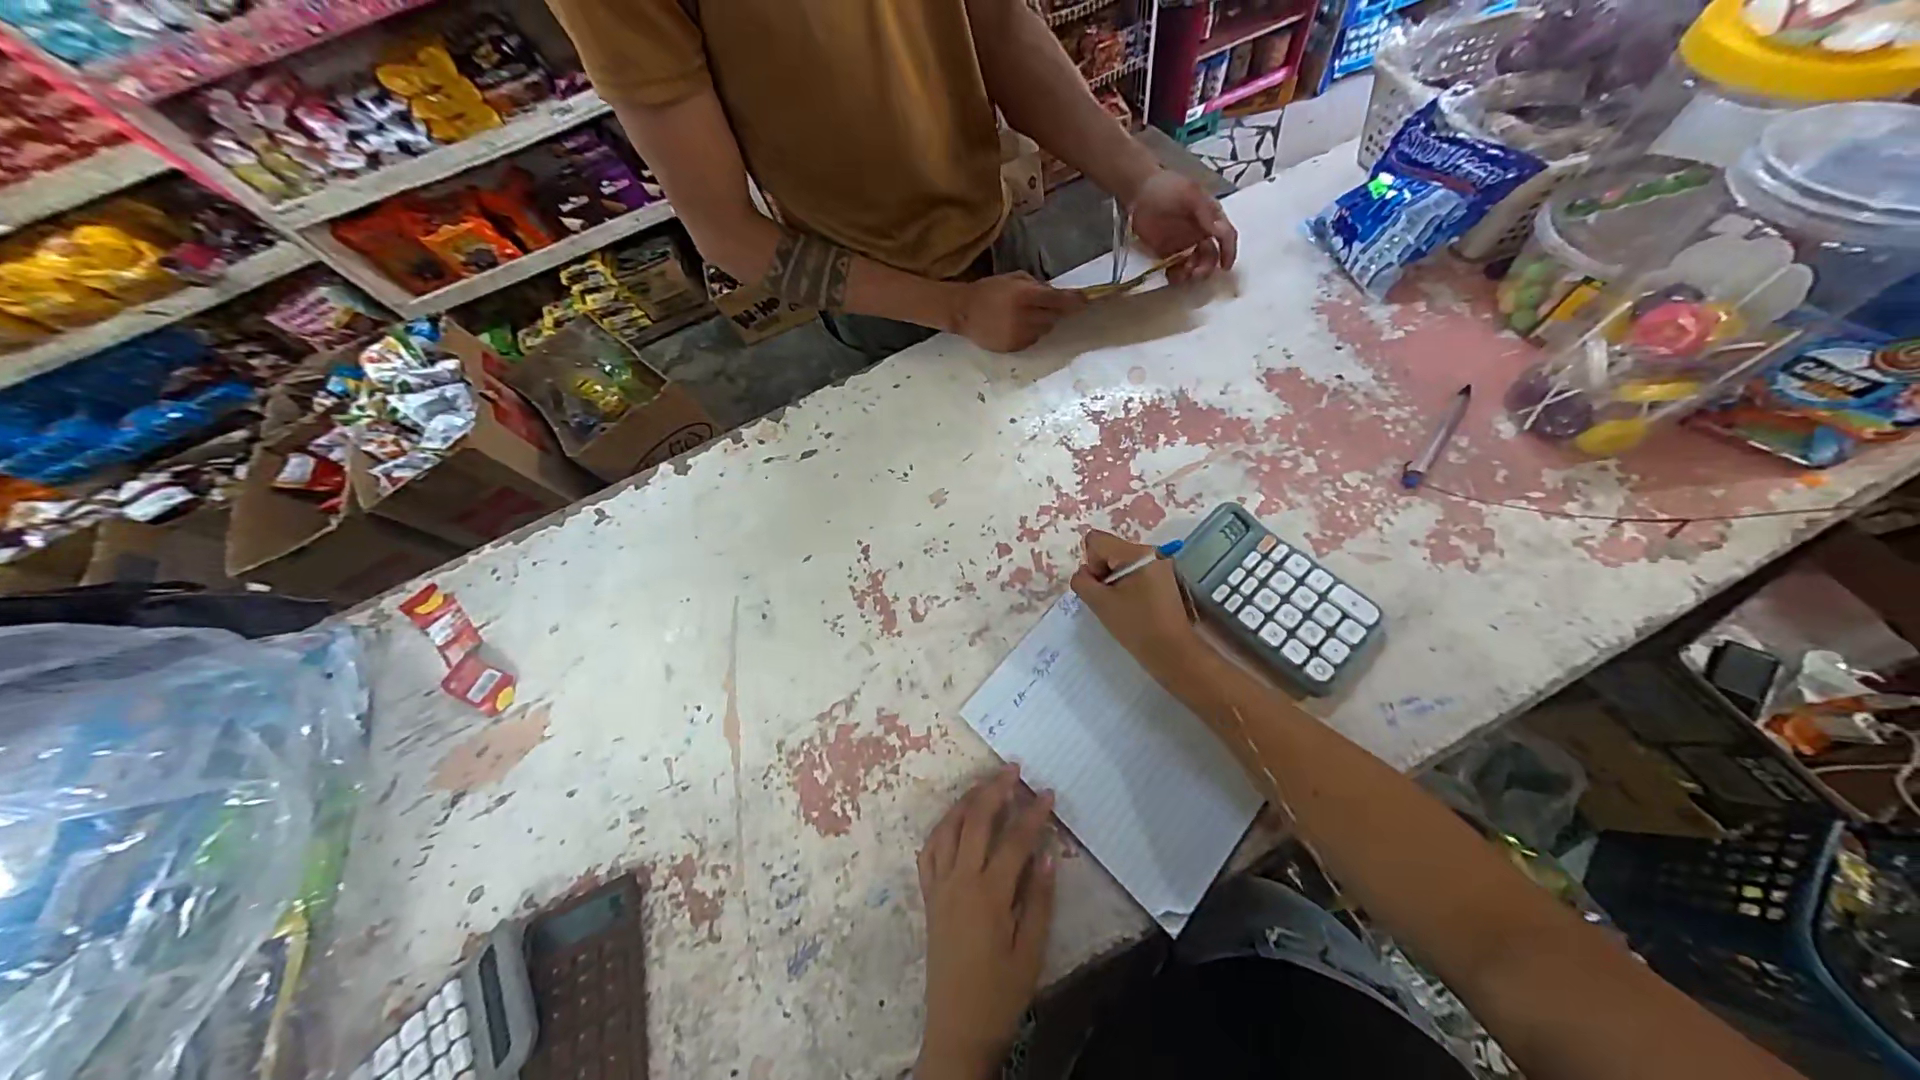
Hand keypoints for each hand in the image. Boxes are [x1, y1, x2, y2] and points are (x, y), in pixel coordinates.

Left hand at [917, 766, 1055, 1079]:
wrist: (957, 1028)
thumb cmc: (1000, 992)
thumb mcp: (1031, 951)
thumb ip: (1039, 899)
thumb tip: (1046, 853)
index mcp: (989, 894)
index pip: (1014, 840)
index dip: (1033, 813)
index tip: (1048, 793)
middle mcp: (960, 881)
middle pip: (975, 821)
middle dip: (995, 791)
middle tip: (1013, 769)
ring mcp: (939, 886)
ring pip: (948, 829)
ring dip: (966, 801)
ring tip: (985, 784)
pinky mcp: (929, 896)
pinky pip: (930, 850)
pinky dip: (942, 828)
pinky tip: (954, 821)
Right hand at [950, 272, 1086, 351]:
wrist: (963, 312)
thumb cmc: (989, 291)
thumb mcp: (1013, 279)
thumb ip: (1036, 285)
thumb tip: (1056, 293)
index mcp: (1025, 295)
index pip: (1059, 300)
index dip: (1075, 301)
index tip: (1086, 301)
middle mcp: (1025, 316)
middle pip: (1055, 317)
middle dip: (1054, 311)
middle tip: (1043, 305)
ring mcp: (1020, 334)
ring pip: (1045, 330)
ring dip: (1042, 322)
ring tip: (1025, 316)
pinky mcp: (1014, 347)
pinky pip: (1033, 340)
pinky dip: (1031, 333)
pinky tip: (1015, 326)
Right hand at [1069, 529, 1204, 680]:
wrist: (1173, 652)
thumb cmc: (1136, 626)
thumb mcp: (1099, 603)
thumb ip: (1082, 581)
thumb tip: (1084, 572)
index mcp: (1137, 553)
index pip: (1096, 541)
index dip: (1091, 564)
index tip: (1103, 587)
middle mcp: (1151, 552)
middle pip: (1110, 550)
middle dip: (1103, 572)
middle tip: (1110, 599)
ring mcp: (1160, 565)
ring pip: (1120, 562)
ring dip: (1114, 581)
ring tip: (1122, 605)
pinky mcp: (1164, 578)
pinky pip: (1134, 572)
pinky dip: (1126, 585)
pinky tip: (1133, 606)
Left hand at [1126, 169, 1237, 284]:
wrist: (1140, 192)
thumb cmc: (1168, 188)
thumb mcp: (1190, 195)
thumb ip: (1206, 213)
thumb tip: (1221, 231)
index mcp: (1212, 218)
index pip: (1225, 237)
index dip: (1228, 252)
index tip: (1225, 267)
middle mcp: (1201, 234)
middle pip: (1210, 257)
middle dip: (1205, 268)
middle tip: (1194, 273)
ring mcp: (1185, 245)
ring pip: (1195, 266)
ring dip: (1191, 274)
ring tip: (1179, 274)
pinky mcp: (1169, 254)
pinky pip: (1177, 269)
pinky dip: (1177, 276)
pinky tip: (1170, 275)